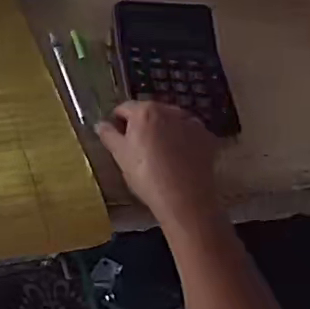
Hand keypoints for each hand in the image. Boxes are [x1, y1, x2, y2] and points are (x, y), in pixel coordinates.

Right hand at [95, 100, 218, 227]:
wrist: (185, 200)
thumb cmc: (146, 174)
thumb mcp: (118, 154)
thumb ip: (107, 134)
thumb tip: (101, 124)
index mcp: (145, 111)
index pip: (123, 108)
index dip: (117, 123)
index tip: (118, 139)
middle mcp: (170, 111)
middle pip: (149, 112)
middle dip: (141, 125)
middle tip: (137, 148)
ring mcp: (193, 124)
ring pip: (169, 121)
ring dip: (162, 131)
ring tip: (159, 153)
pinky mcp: (208, 139)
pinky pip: (187, 133)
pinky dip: (181, 139)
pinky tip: (177, 157)